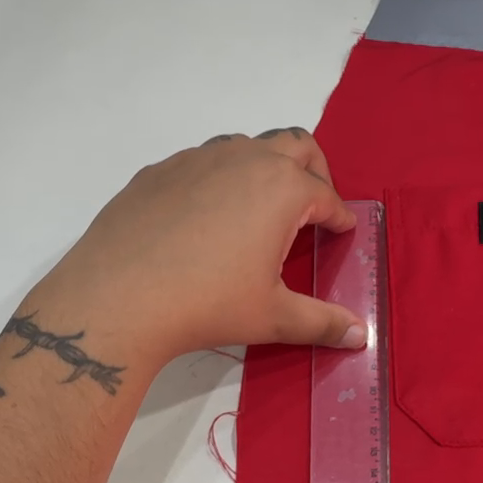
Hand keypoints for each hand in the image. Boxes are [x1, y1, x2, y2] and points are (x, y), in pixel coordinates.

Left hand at [26, 128, 362, 368]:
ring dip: (264, 169)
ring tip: (259, 210)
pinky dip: (218, 180)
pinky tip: (205, 219)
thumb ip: (322, 322)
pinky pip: (201, 163)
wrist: (119, 298)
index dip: (340, 217)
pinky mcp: (158, 171)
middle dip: (315, 172)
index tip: (343, 231)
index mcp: (283, 189)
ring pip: (246, 146)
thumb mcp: (273, 317)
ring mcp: (197, 159)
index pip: (327, 197)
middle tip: (313, 207)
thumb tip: (362, 336)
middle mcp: (244, 159)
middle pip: (296, 146)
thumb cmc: (208, 305)